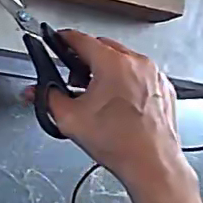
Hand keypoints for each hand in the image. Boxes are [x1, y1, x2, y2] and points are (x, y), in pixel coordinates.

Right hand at [30, 30, 191, 188]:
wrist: (151, 164)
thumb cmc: (120, 143)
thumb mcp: (70, 119)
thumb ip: (48, 98)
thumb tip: (40, 91)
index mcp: (112, 63)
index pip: (81, 39)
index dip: (63, 39)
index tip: (58, 40)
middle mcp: (136, 63)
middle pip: (103, 46)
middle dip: (85, 58)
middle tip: (73, 76)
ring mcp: (153, 75)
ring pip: (123, 59)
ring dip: (107, 69)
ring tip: (96, 93)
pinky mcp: (163, 88)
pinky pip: (140, 74)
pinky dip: (126, 81)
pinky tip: (117, 102)